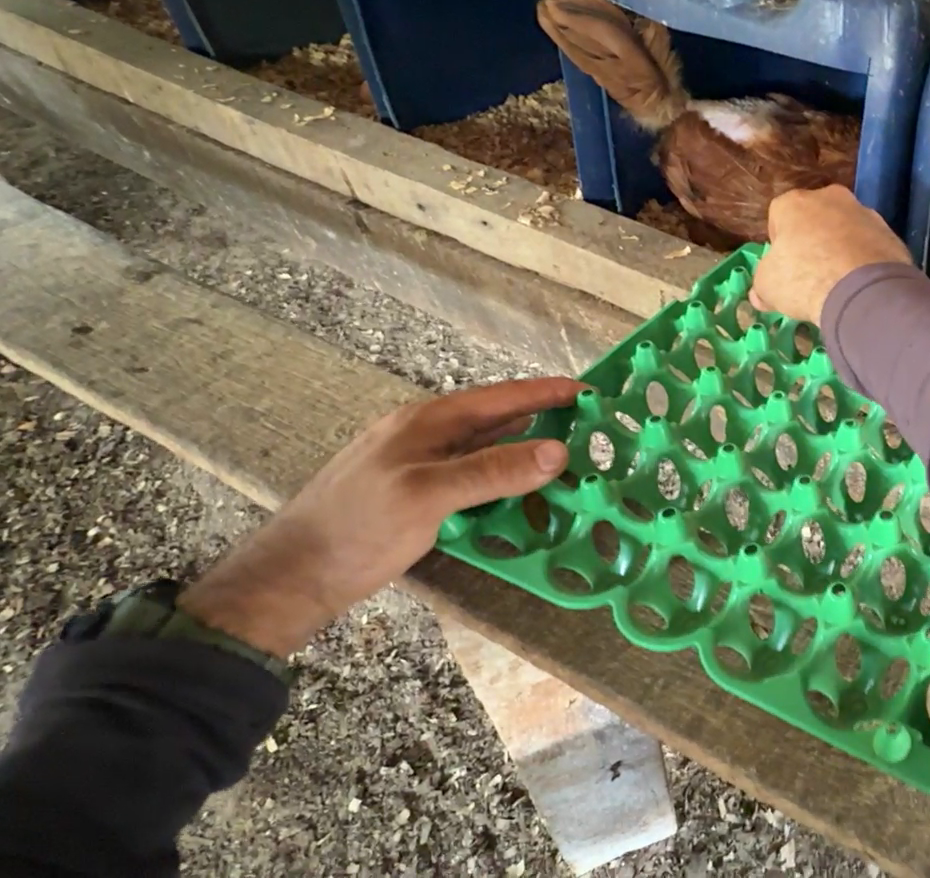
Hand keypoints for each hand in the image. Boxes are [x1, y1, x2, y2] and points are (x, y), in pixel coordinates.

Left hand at [178, 378, 583, 656]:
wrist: (288, 582)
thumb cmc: (356, 529)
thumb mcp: (428, 495)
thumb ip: (494, 470)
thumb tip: (561, 450)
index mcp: (429, 421)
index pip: (504, 396)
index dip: (550, 392)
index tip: (594, 394)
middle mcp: (429, 435)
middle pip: (501, 421)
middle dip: (548, 423)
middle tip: (595, 433)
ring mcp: (423, 465)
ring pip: (491, 451)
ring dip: (530, 456)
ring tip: (573, 465)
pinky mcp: (420, 495)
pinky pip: (478, 479)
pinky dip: (509, 483)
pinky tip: (527, 499)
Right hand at [751, 185, 911, 323]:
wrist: (863, 291)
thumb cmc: (804, 280)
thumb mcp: (768, 287)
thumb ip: (762, 284)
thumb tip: (760, 295)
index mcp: (795, 203)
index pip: (779, 216)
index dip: (780, 243)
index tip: (785, 266)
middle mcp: (831, 198)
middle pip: (817, 218)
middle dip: (814, 239)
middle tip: (813, 271)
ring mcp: (865, 213)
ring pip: (847, 229)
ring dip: (843, 247)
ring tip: (842, 281)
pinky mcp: (890, 233)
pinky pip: (871, 245)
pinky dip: (867, 259)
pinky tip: (864, 283)